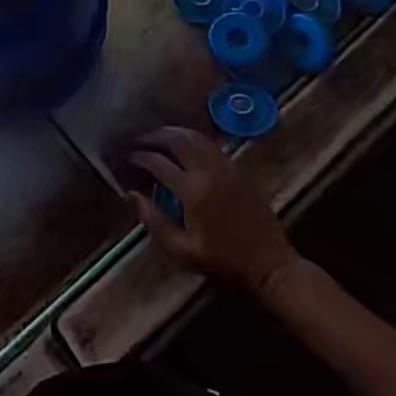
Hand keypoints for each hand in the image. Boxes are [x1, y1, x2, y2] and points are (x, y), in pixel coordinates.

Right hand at [129, 126, 303, 296]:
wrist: (270, 263)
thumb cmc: (224, 262)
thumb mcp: (183, 252)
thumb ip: (155, 222)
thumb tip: (135, 196)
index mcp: (193, 191)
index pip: (158, 162)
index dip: (139, 157)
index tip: (126, 157)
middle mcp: (208, 171)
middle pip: (176, 139)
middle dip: (153, 135)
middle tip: (137, 138)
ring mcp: (225, 166)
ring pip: (194, 136)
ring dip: (172, 132)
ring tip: (156, 136)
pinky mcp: (237, 168)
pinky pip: (210, 143)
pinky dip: (191, 137)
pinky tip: (182, 144)